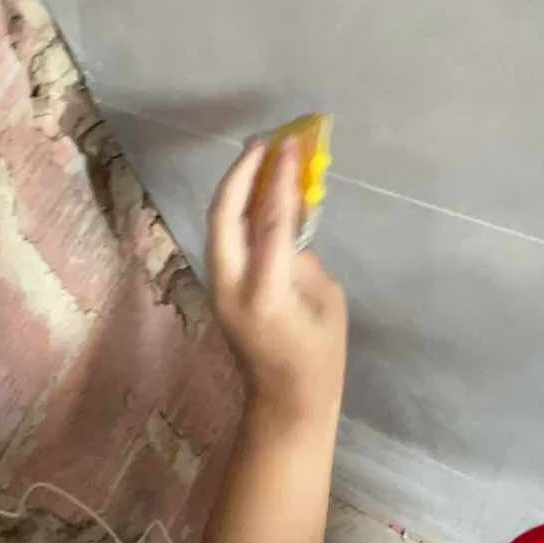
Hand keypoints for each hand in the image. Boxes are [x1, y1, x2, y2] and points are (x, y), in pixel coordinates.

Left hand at [206, 135, 347, 422]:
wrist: (284, 401)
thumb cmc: (319, 358)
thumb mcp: (326, 301)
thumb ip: (302, 257)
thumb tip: (284, 223)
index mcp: (266, 291)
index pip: (270, 220)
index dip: (280, 177)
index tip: (291, 143)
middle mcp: (231, 285)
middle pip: (223, 214)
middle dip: (240, 172)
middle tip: (264, 142)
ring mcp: (217, 288)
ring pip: (217, 224)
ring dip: (235, 188)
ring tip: (258, 157)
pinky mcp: (217, 289)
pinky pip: (224, 240)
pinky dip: (236, 211)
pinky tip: (255, 194)